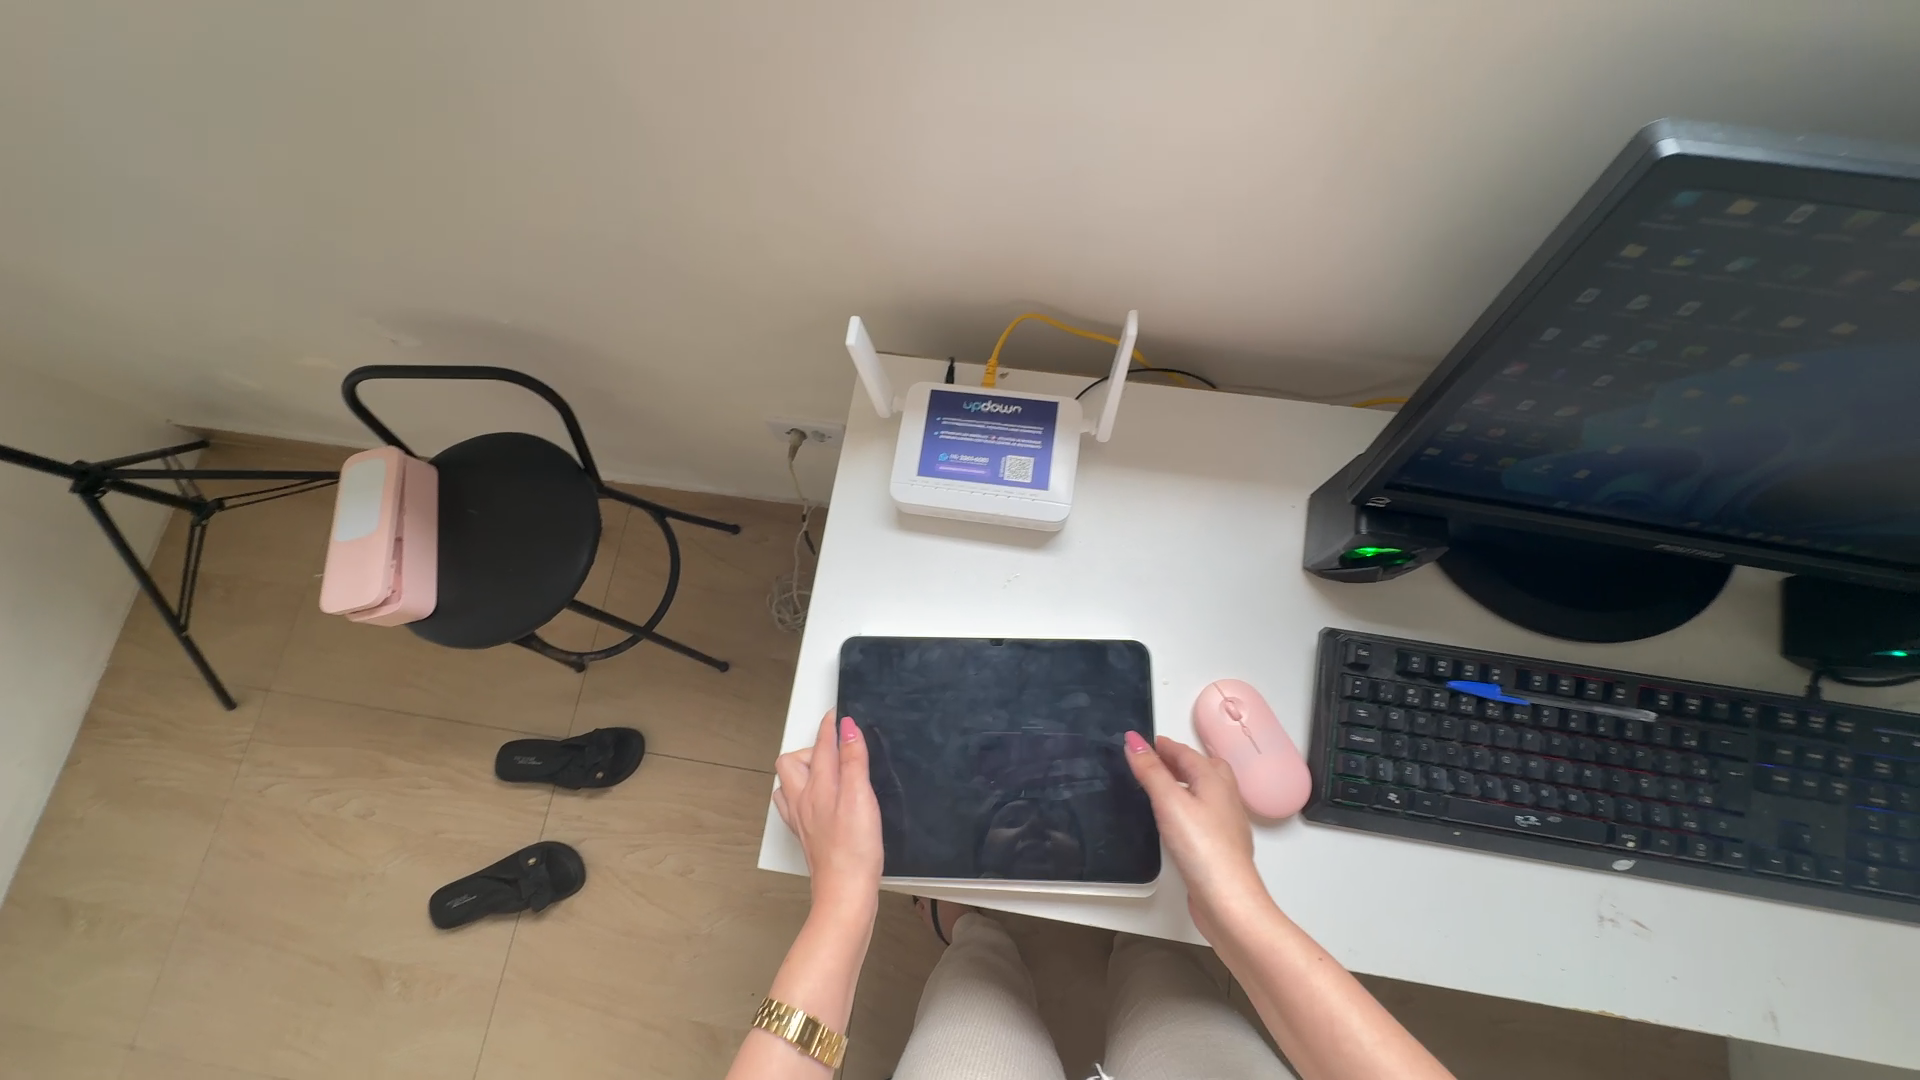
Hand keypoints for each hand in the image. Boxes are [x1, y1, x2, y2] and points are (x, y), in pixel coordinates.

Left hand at [774, 713, 883, 920]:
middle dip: (810, 747)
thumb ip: (853, 760)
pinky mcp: (809, 836)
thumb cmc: (854, 850)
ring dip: (802, 771)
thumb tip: (848, 728)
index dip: (830, 726)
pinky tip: (820, 801)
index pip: (821, 745)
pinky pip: (796, 806)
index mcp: (817, 786)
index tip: (839, 714)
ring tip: (824, 769)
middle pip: (792, 762)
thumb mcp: (859, 796)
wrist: (845, 894)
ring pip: (790, 785)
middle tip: (835, 746)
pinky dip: (804, 794)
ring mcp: (803, 820)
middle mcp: (804, 800)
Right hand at [1124, 731, 1274, 939]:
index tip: (1143, 741)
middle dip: (1180, 760)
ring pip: (1206, 791)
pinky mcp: (1221, 846)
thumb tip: (1133, 740)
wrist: (1228, 900)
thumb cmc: (1201, 846)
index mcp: (1214, 780)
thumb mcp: (1169, 801)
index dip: (1164, 746)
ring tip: (1162, 785)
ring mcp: (1226, 823)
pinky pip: (1204, 813)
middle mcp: (1225, 798)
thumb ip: (1151, 770)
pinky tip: (1176, 819)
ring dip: (1186, 781)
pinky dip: (1189, 804)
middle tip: (1155, 759)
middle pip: (1204, 768)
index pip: (1186, 753)